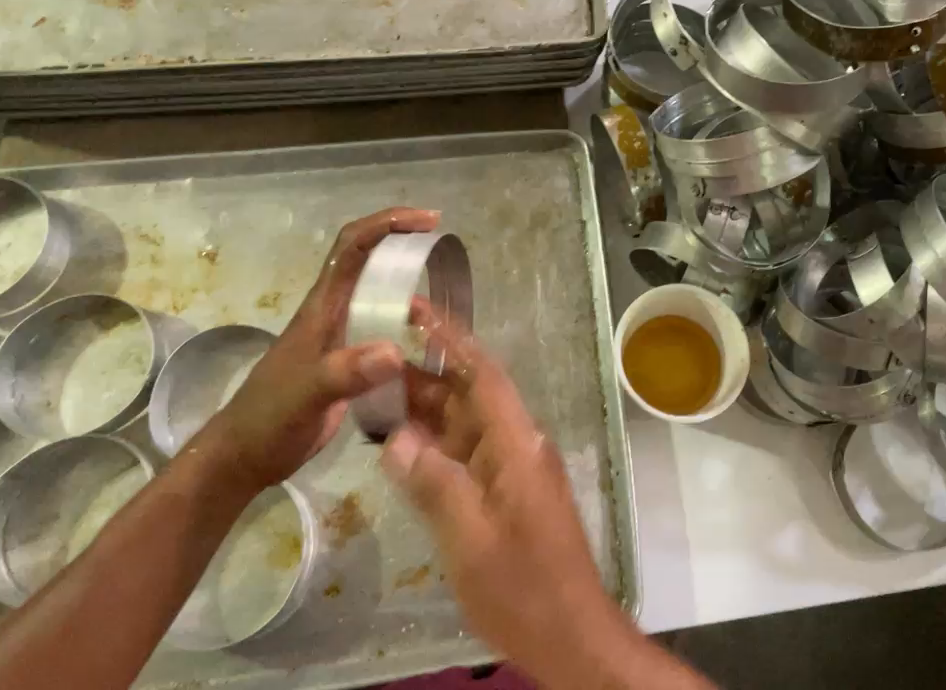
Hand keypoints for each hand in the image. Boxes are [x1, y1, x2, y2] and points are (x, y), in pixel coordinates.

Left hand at [197, 206, 440, 491]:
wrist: (245, 455)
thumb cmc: (270, 418)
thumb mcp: (308, 394)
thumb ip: (346, 372)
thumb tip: (394, 351)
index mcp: (323, 305)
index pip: (353, 245)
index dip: (388, 223)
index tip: (427, 221)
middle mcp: (332, 310)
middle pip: (367, 257)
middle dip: (401, 240)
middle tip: (439, 244)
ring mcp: (339, 334)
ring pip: (375, 290)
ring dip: (405, 277)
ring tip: (441, 286)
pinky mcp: (348, 359)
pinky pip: (381, 324)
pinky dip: (405, 318)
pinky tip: (426, 335)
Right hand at [379, 315, 623, 683]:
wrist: (571, 634)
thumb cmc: (523, 588)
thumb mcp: (470, 539)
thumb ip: (435, 483)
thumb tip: (397, 437)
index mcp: (516, 444)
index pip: (482, 374)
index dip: (450, 338)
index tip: (417, 310)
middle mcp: (517, 445)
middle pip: (470, 395)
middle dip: (426, 373)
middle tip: (374, 356)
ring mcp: (513, 470)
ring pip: (465, 424)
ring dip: (426, 409)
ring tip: (375, 393)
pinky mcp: (506, 494)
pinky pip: (466, 454)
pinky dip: (434, 445)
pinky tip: (400, 447)